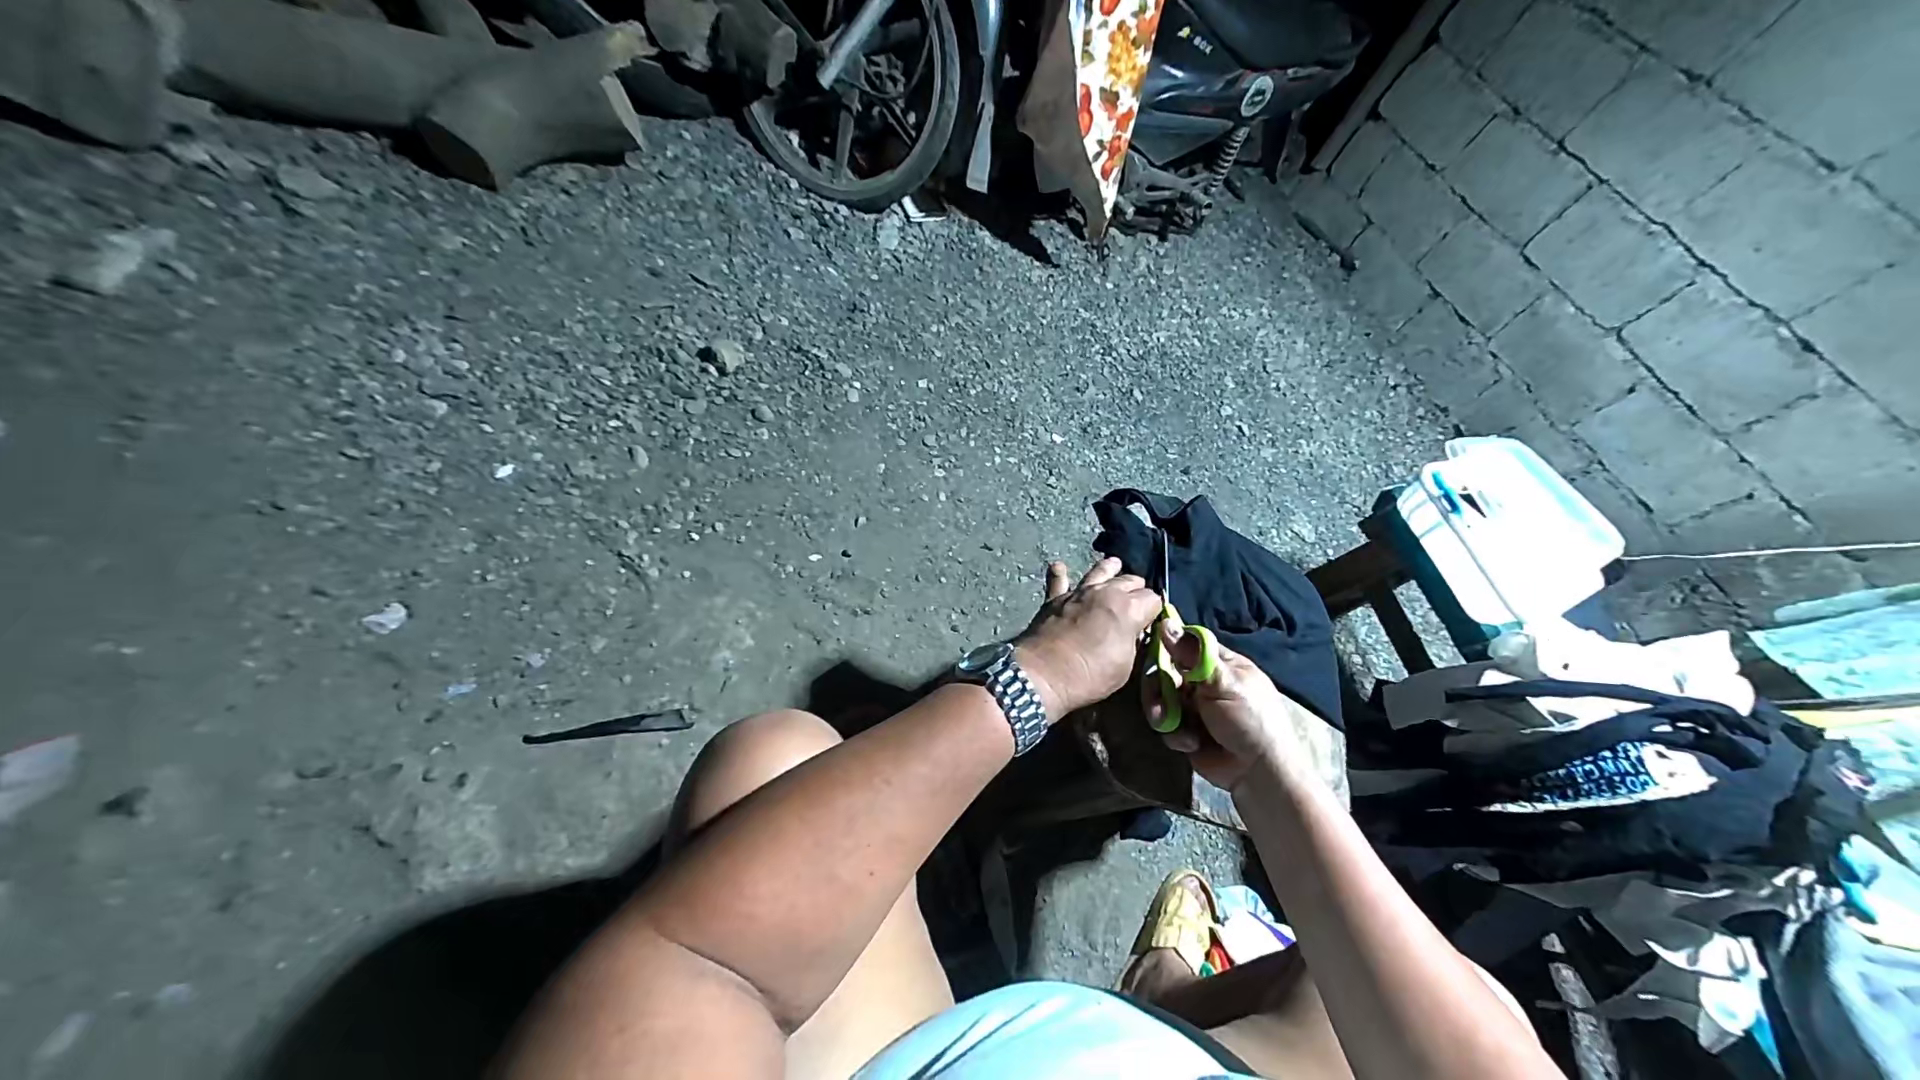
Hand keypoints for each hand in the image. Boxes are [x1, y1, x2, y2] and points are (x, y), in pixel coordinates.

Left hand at [1015, 557, 1162, 719]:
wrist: (1044, 673)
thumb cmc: (1090, 674)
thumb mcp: (1126, 666)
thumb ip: (1133, 642)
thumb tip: (1134, 633)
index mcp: (1129, 608)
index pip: (1153, 599)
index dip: (1154, 611)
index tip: (1150, 622)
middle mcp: (1105, 592)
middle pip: (1129, 580)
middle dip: (1136, 589)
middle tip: (1136, 600)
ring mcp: (1078, 592)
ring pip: (1098, 571)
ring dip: (1109, 569)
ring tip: (1115, 563)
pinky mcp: (1054, 599)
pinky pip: (1058, 580)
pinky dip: (1060, 574)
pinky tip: (1058, 566)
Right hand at [1146, 621, 1318, 791]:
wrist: (1258, 774)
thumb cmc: (1249, 720)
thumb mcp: (1223, 683)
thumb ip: (1192, 655)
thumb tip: (1166, 621)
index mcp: (1219, 663)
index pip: (1185, 644)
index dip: (1167, 646)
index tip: (1152, 651)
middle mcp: (1204, 682)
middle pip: (1166, 671)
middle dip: (1160, 688)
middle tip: (1160, 702)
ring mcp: (1195, 707)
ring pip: (1162, 698)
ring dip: (1164, 712)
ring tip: (1171, 726)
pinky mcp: (1186, 730)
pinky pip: (1166, 724)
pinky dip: (1175, 734)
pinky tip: (1191, 743)